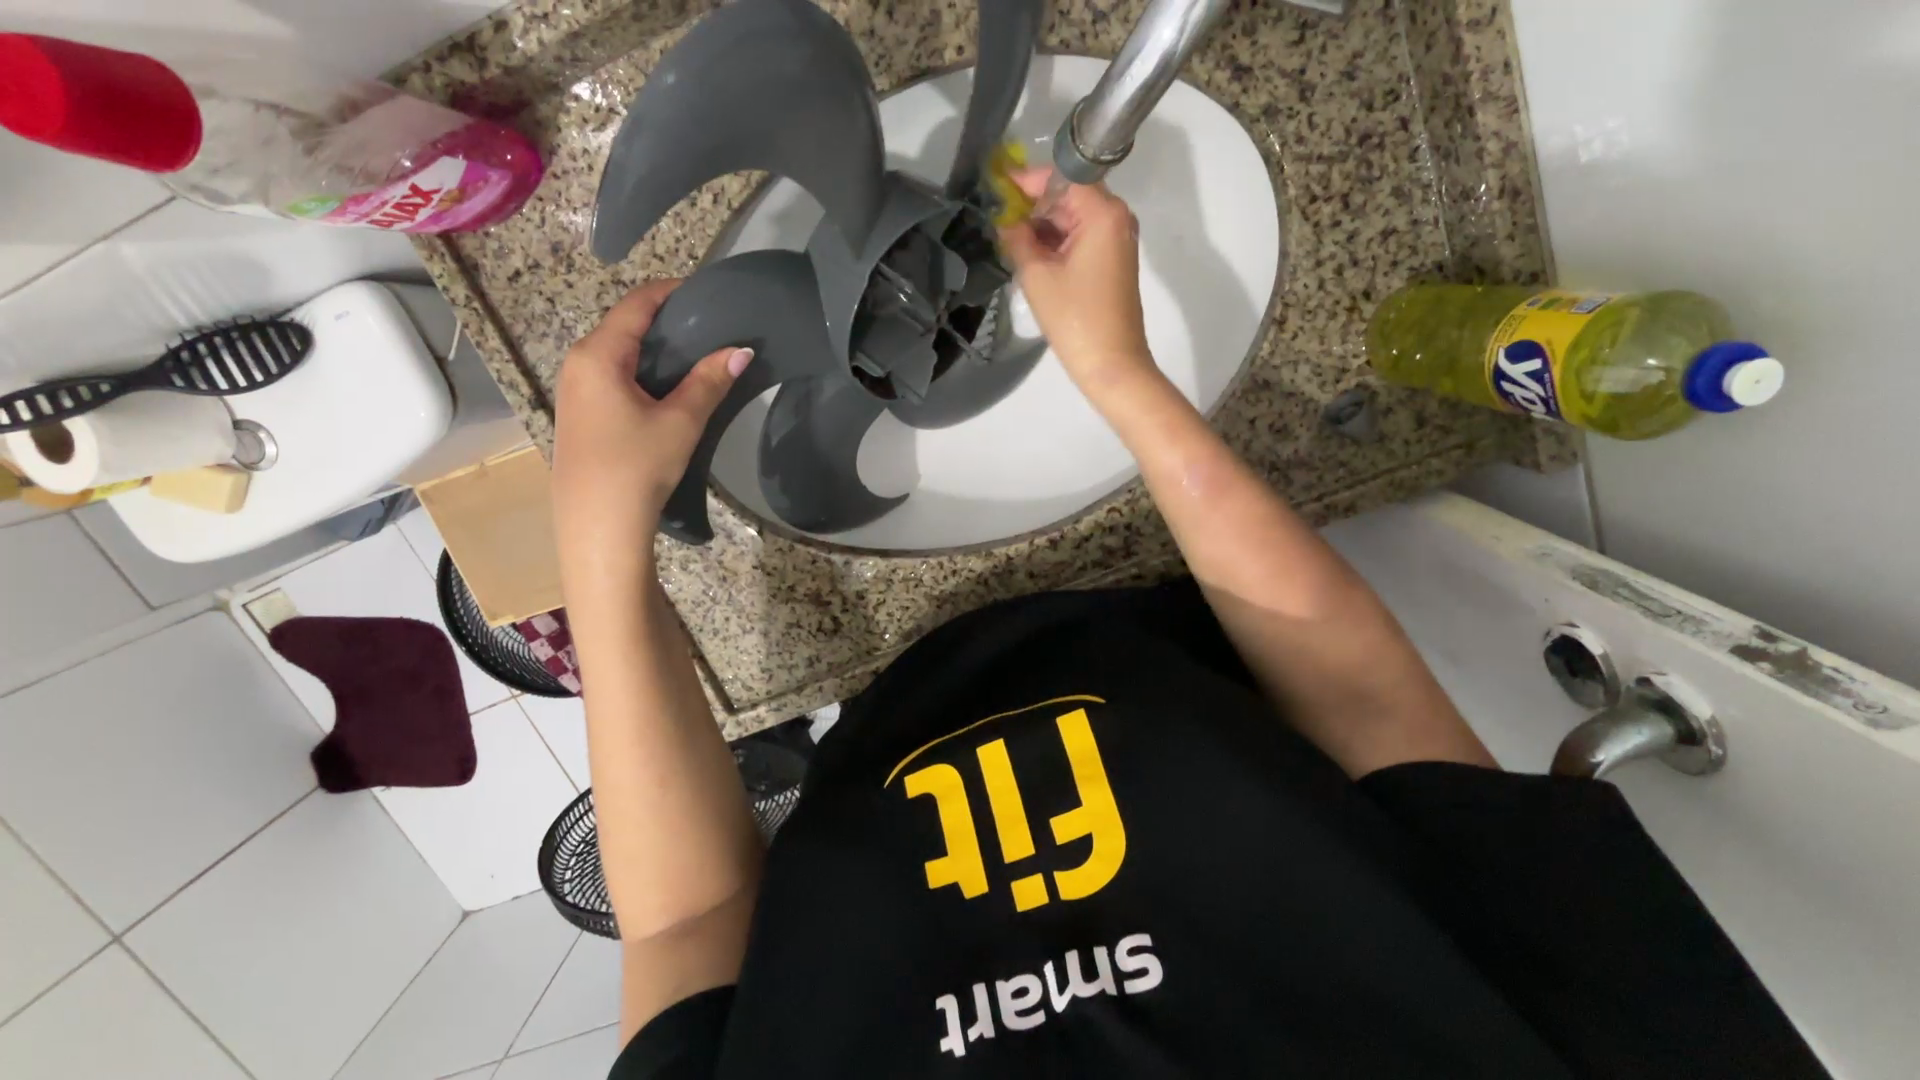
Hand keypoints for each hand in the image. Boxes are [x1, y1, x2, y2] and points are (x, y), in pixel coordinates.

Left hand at [551, 281, 751, 583]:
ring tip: (699, 357)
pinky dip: (643, 374)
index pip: (636, 304)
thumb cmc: (636, 466)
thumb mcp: (680, 421)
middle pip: (625, 327)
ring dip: (657, 352)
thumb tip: (741, 349)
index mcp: (597, 355)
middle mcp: (578, 364)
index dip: (672, 292)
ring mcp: (576, 391)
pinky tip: (671, 391)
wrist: (598, 526)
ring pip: (620, 355)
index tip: (708, 292)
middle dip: (668, 323)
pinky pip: (614, 378)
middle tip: (712, 327)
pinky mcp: (581, 416)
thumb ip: (710, 380)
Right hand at [997, 168, 1156, 390]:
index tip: (998, 188)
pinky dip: (1057, 241)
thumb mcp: (1036, 274)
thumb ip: (1017, 237)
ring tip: (1010, 239)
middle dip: (1034, 204)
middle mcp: (1116, 218)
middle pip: (1070, 194)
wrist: (1111, 364)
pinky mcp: (1113, 260)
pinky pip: (1082, 236)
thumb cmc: (1075, 318)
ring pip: (1074, 217)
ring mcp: (1117, 239)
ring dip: (1043, 225)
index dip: (1029, 180)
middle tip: (999, 218)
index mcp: (1102, 213)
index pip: (1063, 176)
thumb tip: (1006, 219)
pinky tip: (1031, 255)